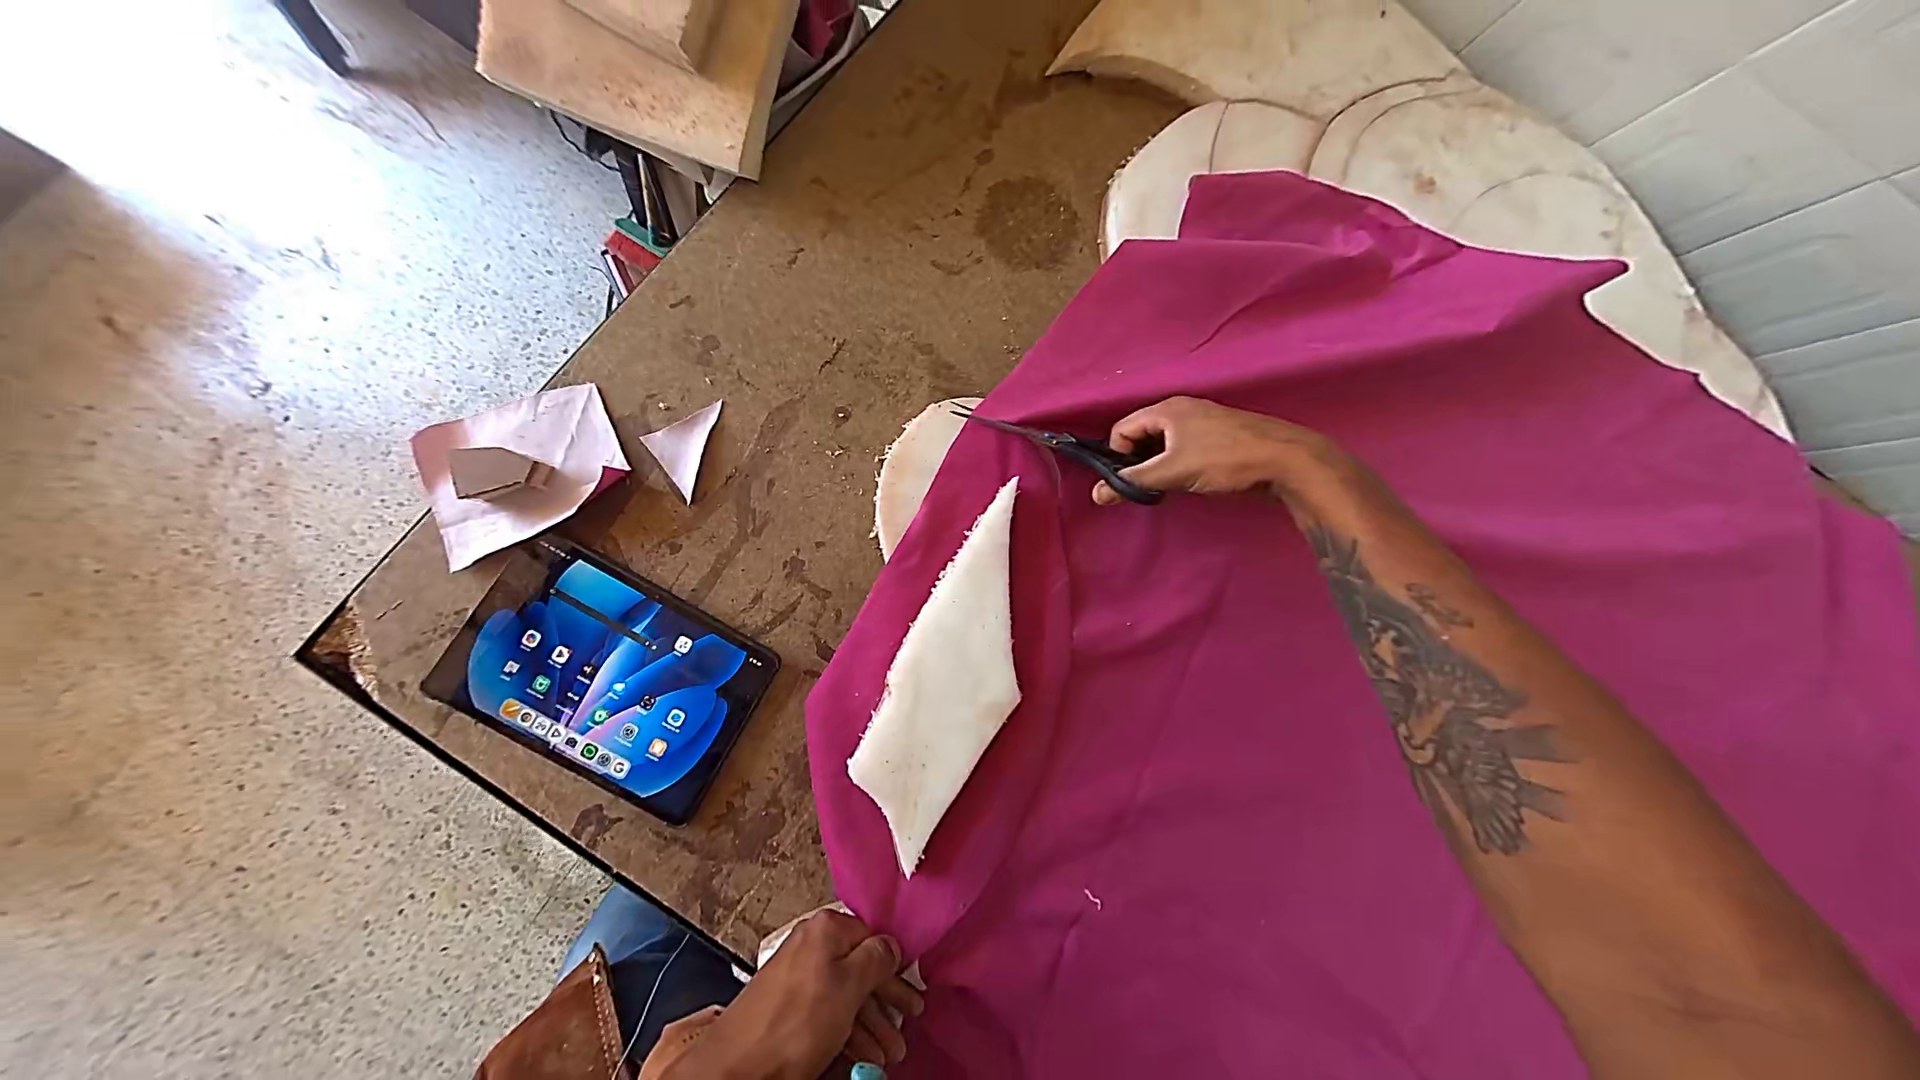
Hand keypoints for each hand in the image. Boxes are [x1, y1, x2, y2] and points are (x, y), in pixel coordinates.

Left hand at [652, 911, 924, 1079]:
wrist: (736, 1068)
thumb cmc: (791, 1025)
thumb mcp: (849, 985)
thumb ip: (877, 959)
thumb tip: (891, 945)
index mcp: (826, 929)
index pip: (874, 938)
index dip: (896, 968)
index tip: (911, 990)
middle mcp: (811, 944)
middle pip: (861, 968)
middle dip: (885, 1002)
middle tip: (905, 1022)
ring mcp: (798, 975)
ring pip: (846, 994)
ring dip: (871, 1023)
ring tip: (888, 1051)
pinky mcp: (787, 1005)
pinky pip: (827, 1012)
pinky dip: (848, 1031)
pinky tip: (862, 1053)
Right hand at [1093, 396, 1341, 505]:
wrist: (1287, 460)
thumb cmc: (1226, 460)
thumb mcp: (1173, 472)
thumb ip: (1132, 482)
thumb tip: (1096, 494)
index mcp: (1166, 409)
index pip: (1122, 430)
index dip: (1118, 457)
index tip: (1129, 481)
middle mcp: (1182, 409)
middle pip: (1141, 435)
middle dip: (1139, 462)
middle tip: (1149, 486)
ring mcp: (1203, 420)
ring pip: (1164, 443)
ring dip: (1159, 465)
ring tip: (1171, 485)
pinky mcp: (1219, 435)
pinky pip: (1184, 447)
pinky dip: (1179, 463)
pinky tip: (1193, 479)